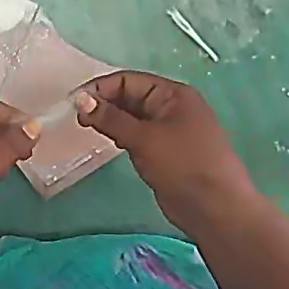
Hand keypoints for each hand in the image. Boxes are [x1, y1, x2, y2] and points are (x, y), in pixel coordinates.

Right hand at [75, 71, 260, 231]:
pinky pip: (136, 134)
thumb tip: (81, 100)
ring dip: (110, 119)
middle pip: (130, 96)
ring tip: (87, 128)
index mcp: (173, 95)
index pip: (129, 80)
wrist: (215, 208)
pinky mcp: (163, 150)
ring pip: (131, 116)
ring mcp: (168, 129)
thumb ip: (110, 118)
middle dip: (103, 103)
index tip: (74, 102)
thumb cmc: (182, 164)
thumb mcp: (143, 138)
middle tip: (77, 118)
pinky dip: (120, 134)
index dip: (100, 88)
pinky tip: (107, 141)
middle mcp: (171, 107)